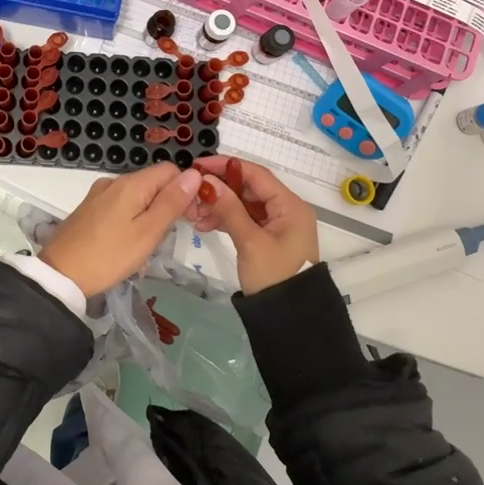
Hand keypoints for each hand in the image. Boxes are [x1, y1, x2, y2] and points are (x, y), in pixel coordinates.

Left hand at [41, 164, 200, 296]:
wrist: (60, 274)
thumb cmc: (109, 255)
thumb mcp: (148, 232)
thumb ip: (172, 202)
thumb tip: (194, 173)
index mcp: (131, 183)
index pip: (170, 170)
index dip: (186, 190)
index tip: (189, 218)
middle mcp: (114, 182)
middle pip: (153, 182)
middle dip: (167, 204)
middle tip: (166, 237)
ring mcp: (98, 195)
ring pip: (138, 196)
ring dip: (150, 215)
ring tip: (147, 244)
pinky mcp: (89, 210)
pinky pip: (121, 206)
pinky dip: (132, 220)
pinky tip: (127, 243)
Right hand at [187, 156, 318, 293]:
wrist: (290, 319)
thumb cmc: (273, 276)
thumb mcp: (249, 241)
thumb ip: (229, 208)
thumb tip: (208, 181)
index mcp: (290, 205)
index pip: (256, 174)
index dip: (226, 166)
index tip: (199, 165)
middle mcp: (286, 209)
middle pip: (249, 188)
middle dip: (220, 189)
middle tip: (193, 192)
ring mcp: (278, 224)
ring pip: (244, 204)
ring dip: (220, 205)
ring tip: (195, 213)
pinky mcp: (269, 237)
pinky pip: (245, 219)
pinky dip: (226, 219)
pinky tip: (204, 224)